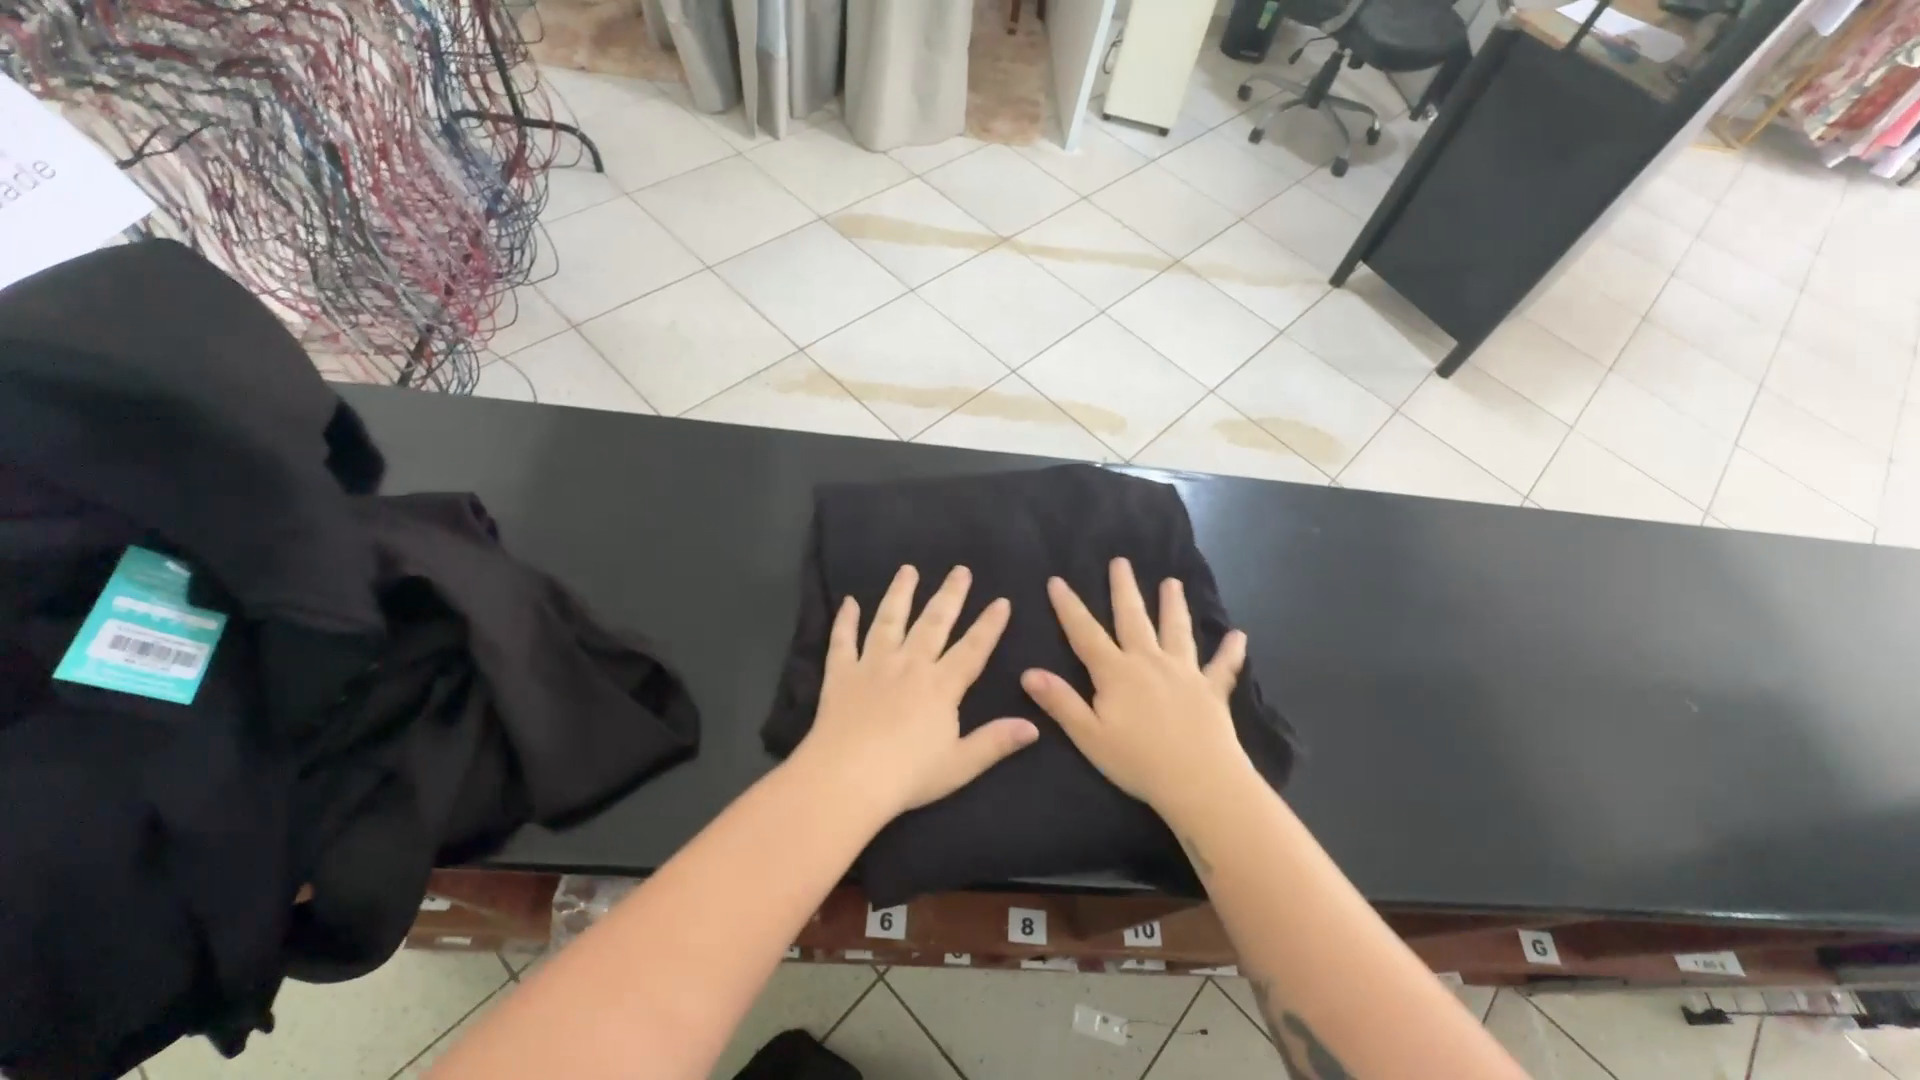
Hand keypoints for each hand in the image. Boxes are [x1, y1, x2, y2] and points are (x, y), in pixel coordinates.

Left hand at [793, 564, 1038, 816]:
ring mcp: (872, 666)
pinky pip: (843, 641)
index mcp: (941, 686)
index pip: (972, 649)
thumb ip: (996, 742)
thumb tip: (1034, 726)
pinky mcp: (840, 674)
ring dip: (900, 594)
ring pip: (889, 621)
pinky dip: (845, 620)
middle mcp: (909, 666)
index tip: (1001, 601)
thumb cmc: (907, 775)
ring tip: (908, 569)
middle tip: (960, 570)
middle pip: (933, 623)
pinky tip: (849, 601)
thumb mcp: (960, 764)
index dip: (989, 625)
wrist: (847, 777)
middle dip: (950, 595)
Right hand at [1021, 558, 1252, 812]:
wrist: (1199, 780)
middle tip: (1121, 561)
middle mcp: (1149, 662)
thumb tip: (1028, 672)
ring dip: (1173, 605)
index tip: (1058, 581)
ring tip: (1172, 582)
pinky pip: (1222, 666)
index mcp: (1116, 672)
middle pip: (1133, 618)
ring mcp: (1184, 673)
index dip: (1069, 607)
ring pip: (1176, 631)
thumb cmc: (1137, 761)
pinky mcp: (1212, 690)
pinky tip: (1238, 636)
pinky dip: (1230, 651)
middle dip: (1124, 589)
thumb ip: (1060, 702)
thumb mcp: (1088, 735)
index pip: (1085, 633)